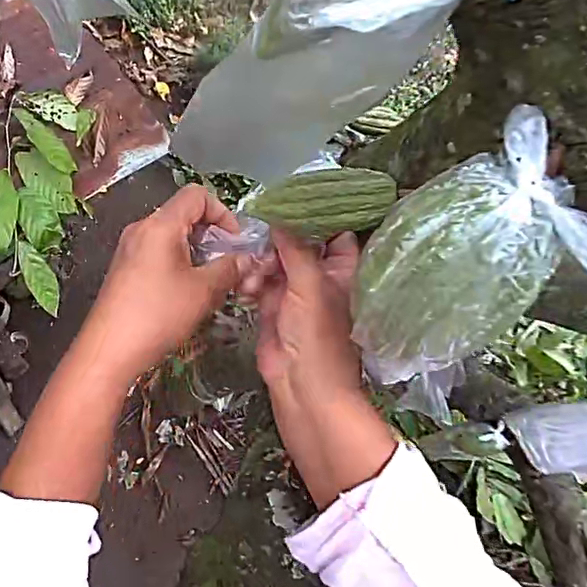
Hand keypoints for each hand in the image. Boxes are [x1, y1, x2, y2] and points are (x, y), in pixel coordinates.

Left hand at [79, 184, 244, 378]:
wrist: (109, 349)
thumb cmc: (156, 316)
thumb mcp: (203, 291)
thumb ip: (230, 268)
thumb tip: (247, 259)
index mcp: (159, 225)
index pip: (196, 195)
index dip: (223, 212)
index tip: (235, 241)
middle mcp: (141, 229)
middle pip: (184, 214)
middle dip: (211, 234)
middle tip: (228, 263)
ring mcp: (129, 248)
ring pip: (171, 235)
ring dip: (196, 251)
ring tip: (211, 281)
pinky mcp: (124, 267)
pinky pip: (157, 251)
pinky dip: (178, 261)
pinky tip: (187, 291)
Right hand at [255, 230, 362, 395]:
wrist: (301, 386)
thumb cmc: (317, 337)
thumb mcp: (310, 286)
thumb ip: (296, 249)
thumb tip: (280, 218)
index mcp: (340, 271)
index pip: (334, 234)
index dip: (316, 218)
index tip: (291, 201)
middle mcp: (319, 278)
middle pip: (297, 245)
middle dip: (277, 240)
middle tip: (261, 239)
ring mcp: (294, 292)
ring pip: (275, 262)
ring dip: (261, 263)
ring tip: (254, 275)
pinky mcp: (272, 306)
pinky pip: (259, 282)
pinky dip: (251, 280)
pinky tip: (246, 286)